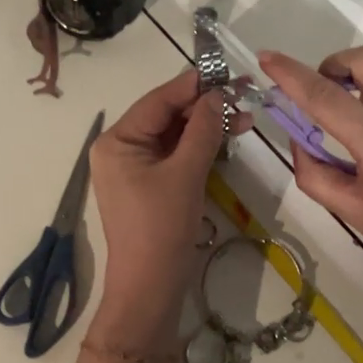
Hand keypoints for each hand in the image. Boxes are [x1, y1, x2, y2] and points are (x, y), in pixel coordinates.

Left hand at [86, 69, 231, 345]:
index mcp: (117, 141)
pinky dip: (199, 148)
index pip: (158, 100)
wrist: (150, 290)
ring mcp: (133, 169)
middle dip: (205, 107)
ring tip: (245, 119)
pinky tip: (227, 139)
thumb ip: (203, 129)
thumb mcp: (186, 174)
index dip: (194, 86)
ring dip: (206, 127)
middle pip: (166, 115)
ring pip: (173, 135)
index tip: (228, 72)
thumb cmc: (162, 228)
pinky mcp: (148, 186)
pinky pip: (174, 156)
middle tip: (244, 96)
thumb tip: (219, 95)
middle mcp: (119, 149)